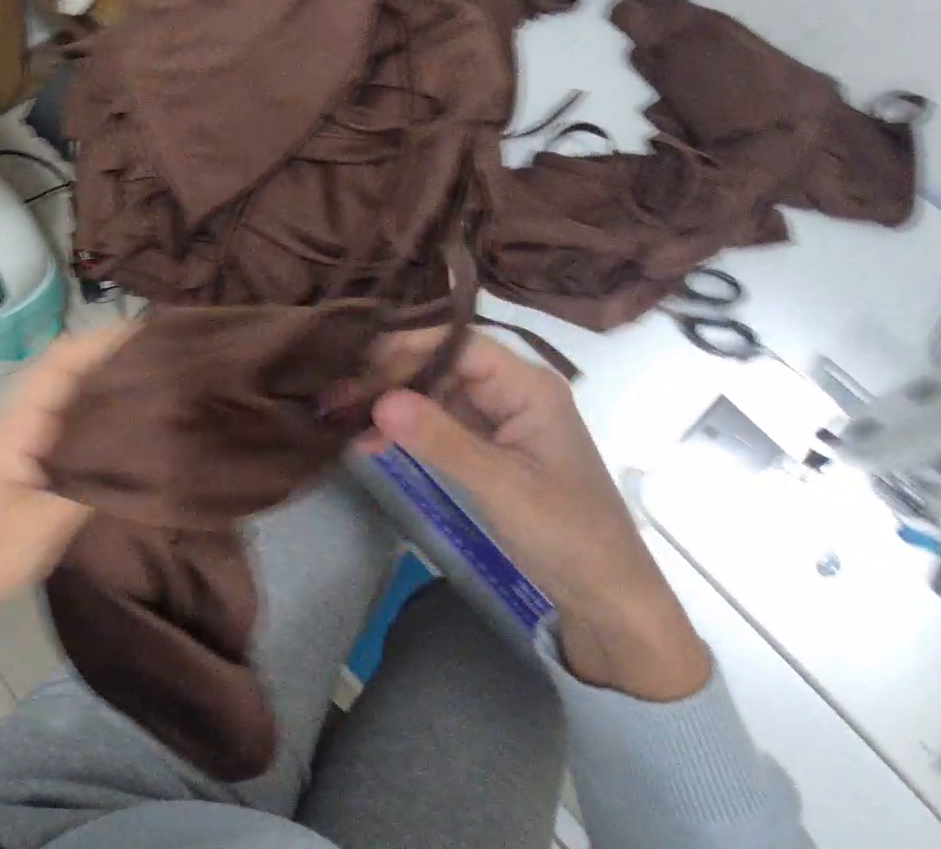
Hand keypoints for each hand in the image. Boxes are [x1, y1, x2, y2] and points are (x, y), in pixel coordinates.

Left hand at [0, 325, 132, 685]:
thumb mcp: (48, 522)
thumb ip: (98, 482)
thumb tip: (149, 445)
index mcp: (17, 423)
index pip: (61, 362)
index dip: (102, 341)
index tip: (150, 334)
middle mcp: (19, 419)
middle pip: (66, 369)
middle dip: (112, 355)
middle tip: (167, 355)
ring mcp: (24, 438)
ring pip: (69, 393)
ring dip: (107, 380)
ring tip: (158, 378)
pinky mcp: (33, 459)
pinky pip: (71, 420)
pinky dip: (100, 409)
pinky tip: (130, 422)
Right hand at [365, 330, 711, 700]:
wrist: (606, 596)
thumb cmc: (567, 534)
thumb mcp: (501, 486)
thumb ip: (441, 440)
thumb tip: (380, 399)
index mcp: (528, 386)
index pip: (459, 344)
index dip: (407, 348)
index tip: (355, 366)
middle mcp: (512, 393)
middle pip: (441, 365)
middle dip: (389, 377)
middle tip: (334, 396)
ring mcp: (498, 421)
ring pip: (434, 395)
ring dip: (391, 403)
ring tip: (340, 415)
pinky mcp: (487, 449)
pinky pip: (438, 425)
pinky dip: (405, 431)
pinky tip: (369, 440)